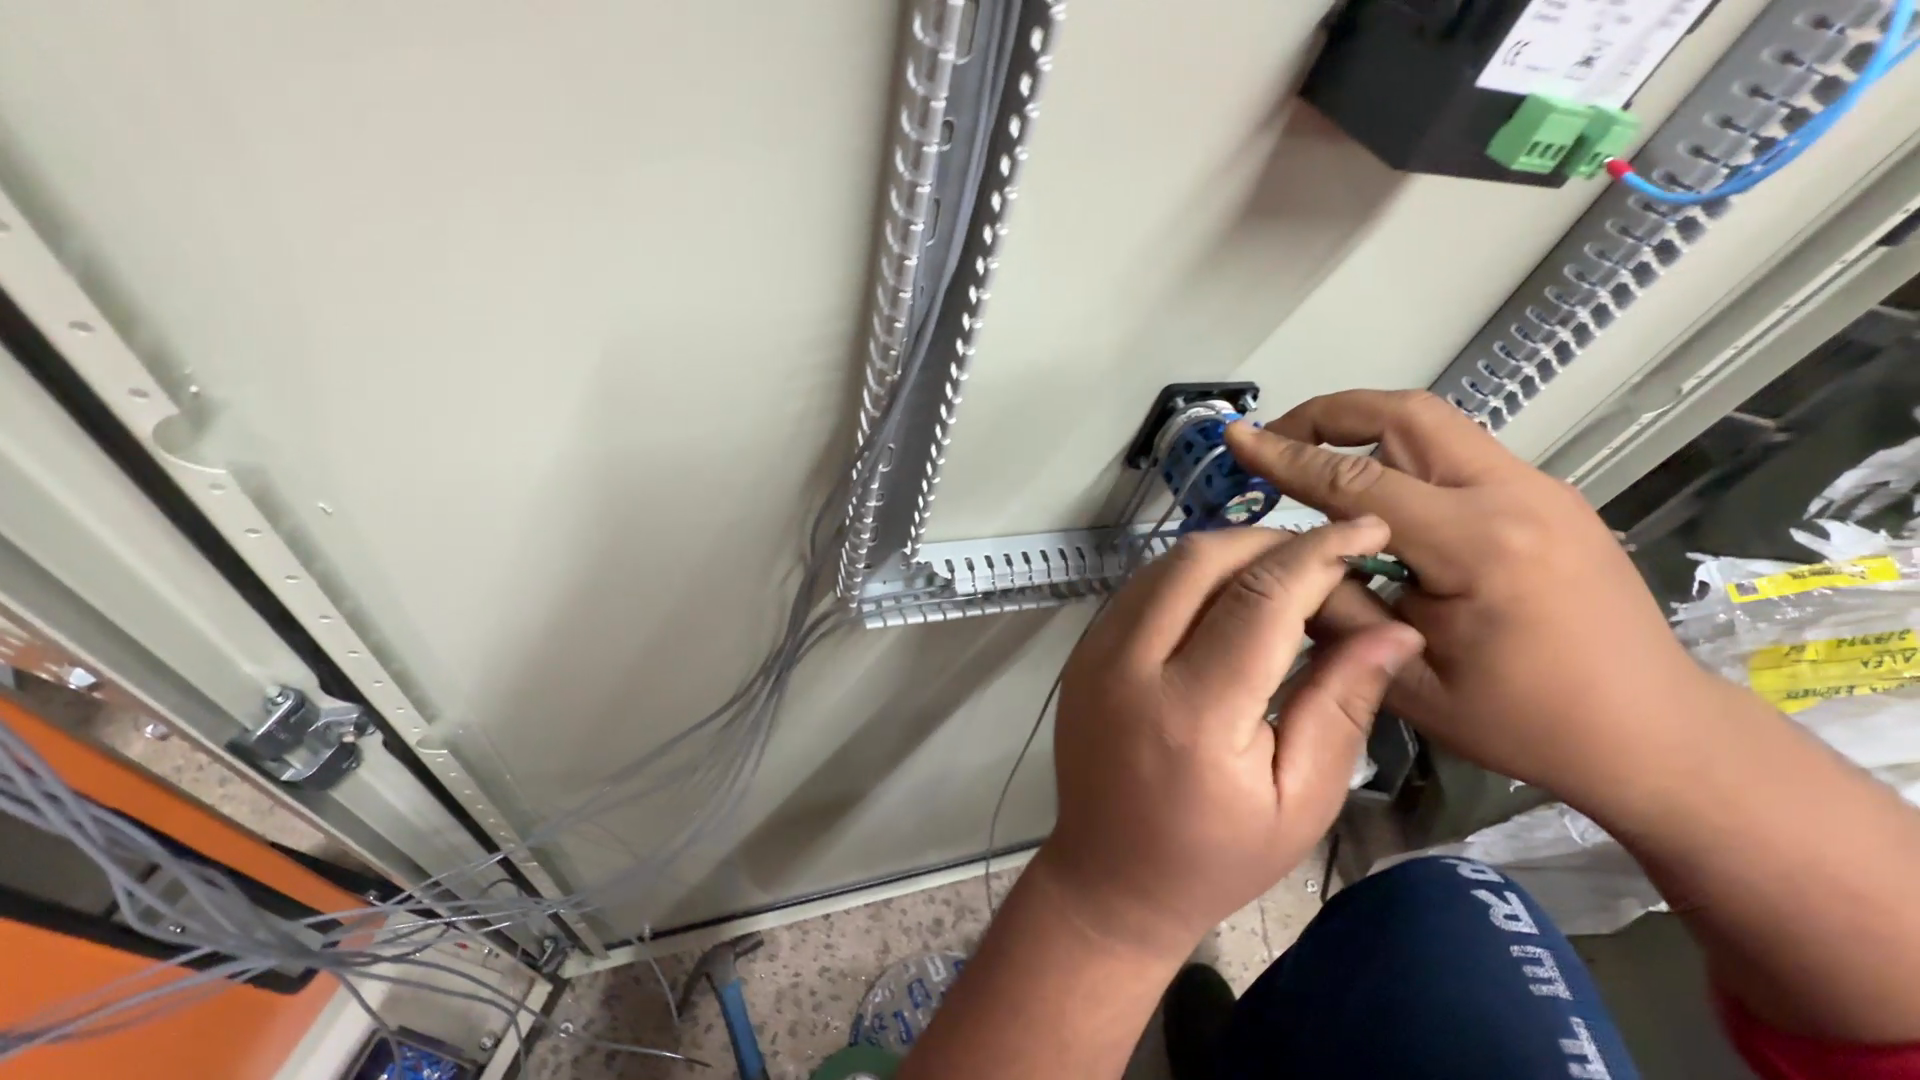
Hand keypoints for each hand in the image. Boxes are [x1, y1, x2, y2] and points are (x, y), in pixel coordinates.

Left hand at [1038, 520, 1424, 957]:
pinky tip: (1233, 599)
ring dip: (1232, 554)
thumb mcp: (1301, 800)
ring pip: (1167, 564)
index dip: (1321, 553)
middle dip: (1275, 543)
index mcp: (1192, 712)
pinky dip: (1193, 575)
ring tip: (1289, 578)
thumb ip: (1342, 704)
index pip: (1262, 597)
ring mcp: (1094, 654)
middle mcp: (1129, 667)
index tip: (1369, 530)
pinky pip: (1143, 587)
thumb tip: (1394, 628)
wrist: (1109, 879)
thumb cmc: (1215, 857)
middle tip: (1329, 563)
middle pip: (1205, 559)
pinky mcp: (1082, 653)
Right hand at [1223, 390, 1715, 800]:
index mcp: (1478, 545)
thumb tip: (1289, 559)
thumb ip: (1341, 611)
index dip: (1287, 457)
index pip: (1358, 480)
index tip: (1237, 438)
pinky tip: (1377, 499)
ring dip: (1366, 430)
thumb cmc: (1526, 724)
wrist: (1652, 732)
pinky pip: (1459, 453)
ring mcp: (1540, 488)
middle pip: (1407, 414)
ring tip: (1313, 464)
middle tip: (1275, 442)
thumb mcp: (1410, 683)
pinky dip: (1403, 455)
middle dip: (1329, 414)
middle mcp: (1514, 495)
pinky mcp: (1548, 498)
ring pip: (1436, 425)